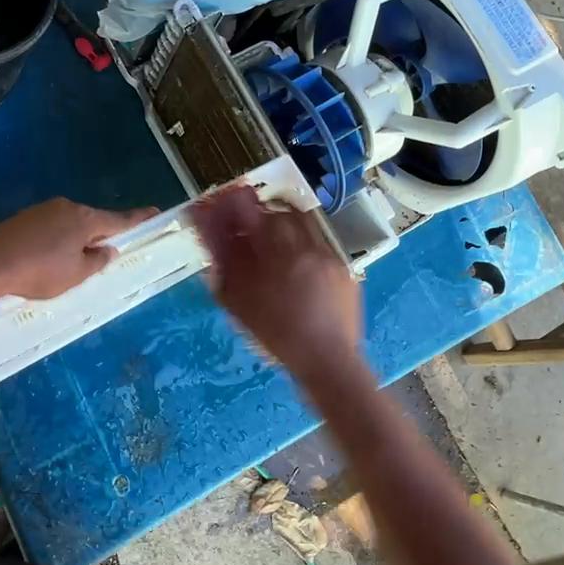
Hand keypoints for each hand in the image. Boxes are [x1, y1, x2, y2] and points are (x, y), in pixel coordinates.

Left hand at [0, 198, 156, 300]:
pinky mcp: (25, 218)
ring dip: (74, 240)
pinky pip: (51, 228)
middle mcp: (67, 207)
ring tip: (66, 267)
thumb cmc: (39, 271)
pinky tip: (45, 260)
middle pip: (92, 221)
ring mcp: (43, 210)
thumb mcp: (75, 275)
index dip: (137, 219)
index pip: (119, 220)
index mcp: (85, 220)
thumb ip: (96, 261)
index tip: (155, 212)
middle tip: (100, 257)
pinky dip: (55, 241)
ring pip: (70, 224)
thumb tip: (108, 248)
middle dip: (98, 236)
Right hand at [190, 185, 363, 377]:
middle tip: (253, 227)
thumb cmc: (279, 337)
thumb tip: (218, 243)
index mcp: (281, 255)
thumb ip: (227, 269)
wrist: (328, 361)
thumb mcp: (242, 306)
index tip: (231, 203)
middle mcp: (309, 248)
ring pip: (307, 226)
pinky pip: (322, 245)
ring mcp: (331, 256)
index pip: (257, 215)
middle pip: (284, 214)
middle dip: (266, 215)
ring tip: (277, 242)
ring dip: (288, 226)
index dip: (241, 206)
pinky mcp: (345, 269)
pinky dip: (306, 246)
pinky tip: (299, 267)